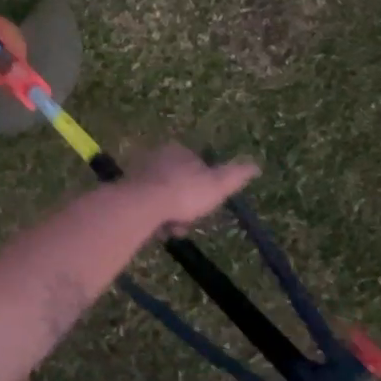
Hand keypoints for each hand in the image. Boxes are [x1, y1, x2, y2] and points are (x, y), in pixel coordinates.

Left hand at [121, 143, 258, 227]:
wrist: (142, 205)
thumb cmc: (184, 192)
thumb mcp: (218, 184)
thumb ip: (236, 175)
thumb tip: (255, 166)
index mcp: (177, 150)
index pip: (197, 167)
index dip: (205, 188)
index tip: (206, 205)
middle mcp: (155, 156)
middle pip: (178, 184)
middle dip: (185, 206)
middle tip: (187, 223)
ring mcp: (137, 173)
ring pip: (162, 198)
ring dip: (170, 216)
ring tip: (172, 229)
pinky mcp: (124, 191)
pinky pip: (145, 207)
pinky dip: (153, 219)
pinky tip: (157, 230)